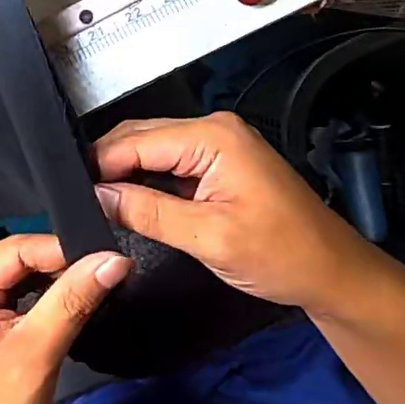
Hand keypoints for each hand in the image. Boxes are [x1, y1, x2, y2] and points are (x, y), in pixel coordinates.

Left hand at [0, 235, 130, 403]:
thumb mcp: (37, 352)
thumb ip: (75, 298)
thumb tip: (115, 259)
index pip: (18, 248)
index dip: (67, 252)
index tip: (112, 260)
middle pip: (15, 261)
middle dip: (59, 270)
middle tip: (106, 277)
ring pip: (13, 277)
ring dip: (49, 287)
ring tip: (88, 292)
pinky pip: (4, 295)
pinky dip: (32, 302)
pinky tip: (58, 310)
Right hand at [92, 112, 378, 311]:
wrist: (334, 274)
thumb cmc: (281, 254)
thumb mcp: (208, 236)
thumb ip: (147, 211)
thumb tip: (96, 195)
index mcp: (212, 137)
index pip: (137, 141)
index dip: (100, 164)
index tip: (70, 192)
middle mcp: (213, 129)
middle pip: (141, 137)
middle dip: (108, 164)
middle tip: (77, 198)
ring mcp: (218, 144)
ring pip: (153, 149)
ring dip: (126, 172)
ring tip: (95, 199)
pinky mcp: (219, 163)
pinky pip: (170, 163)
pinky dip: (147, 179)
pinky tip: (128, 199)